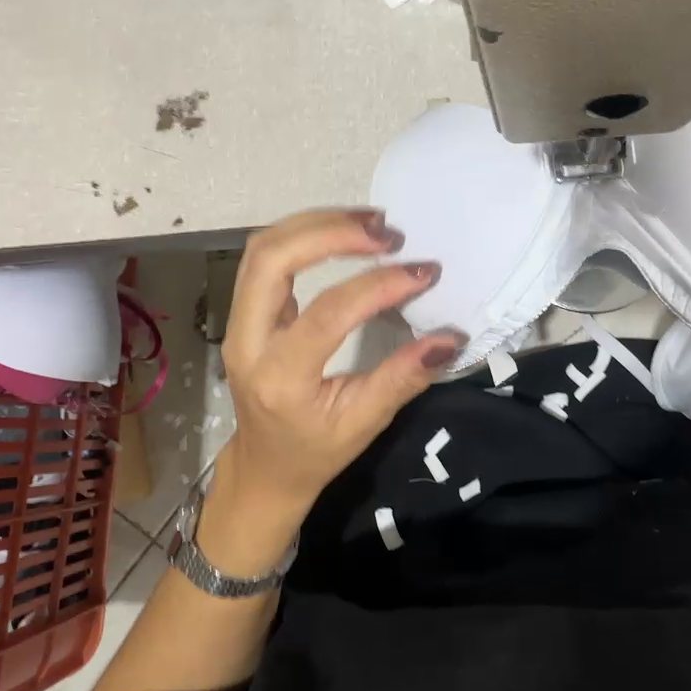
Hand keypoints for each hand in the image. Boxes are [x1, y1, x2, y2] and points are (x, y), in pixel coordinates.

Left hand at [217, 208, 465, 512]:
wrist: (266, 467)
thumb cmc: (316, 450)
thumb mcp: (365, 423)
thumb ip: (403, 378)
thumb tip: (450, 338)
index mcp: (279, 378)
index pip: (327, 313)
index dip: (378, 286)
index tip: (424, 272)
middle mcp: (247, 341)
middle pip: (272, 258)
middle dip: (332, 232)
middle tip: (388, 233)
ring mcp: (239, 321)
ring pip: (264, 248)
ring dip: (317, 224)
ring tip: (372, 223)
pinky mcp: (245, 310)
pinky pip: (266, 256)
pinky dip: (305, 234)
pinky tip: (346, 234)